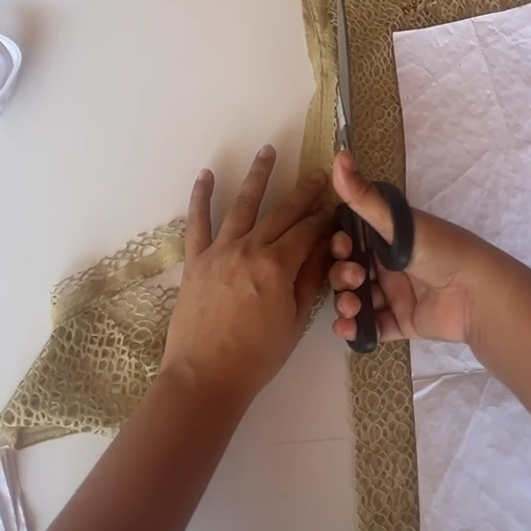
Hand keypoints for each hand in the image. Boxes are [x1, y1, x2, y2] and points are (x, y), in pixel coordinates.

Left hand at [161, 146, 335, 407]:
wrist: (205, 378)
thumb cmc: (256, 356)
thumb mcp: (295, 320)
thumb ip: (309, 280)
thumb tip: (325, 249)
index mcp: (278, 265)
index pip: (308, 232)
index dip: (324, 219)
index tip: (335, 207)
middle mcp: (250, 248)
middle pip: (282, 212)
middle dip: (303, 192)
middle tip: (317, 175)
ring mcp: (220, 251)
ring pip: (243, 204)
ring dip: (258, 175)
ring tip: (268, 151)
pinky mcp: (196, 260)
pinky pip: (198, 222)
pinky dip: (201, 196)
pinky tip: (207, 174)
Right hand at [328, 151, 505, 345]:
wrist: (476, 294)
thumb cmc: (439, 250)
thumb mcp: (398, 223)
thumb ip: (364, 196)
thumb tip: (339, 154)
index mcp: (390, 237)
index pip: (352, 238)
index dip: (339, 243)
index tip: (341, 246)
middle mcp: (390, 264)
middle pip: (351, 269)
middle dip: (342, 275)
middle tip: (355, 278)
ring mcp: (395, 294)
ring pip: (357, 299)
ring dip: (345, 301)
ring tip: (351, 306)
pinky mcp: (402, 321)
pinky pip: (372, 327)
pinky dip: (355, 328)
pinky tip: (347, 327)